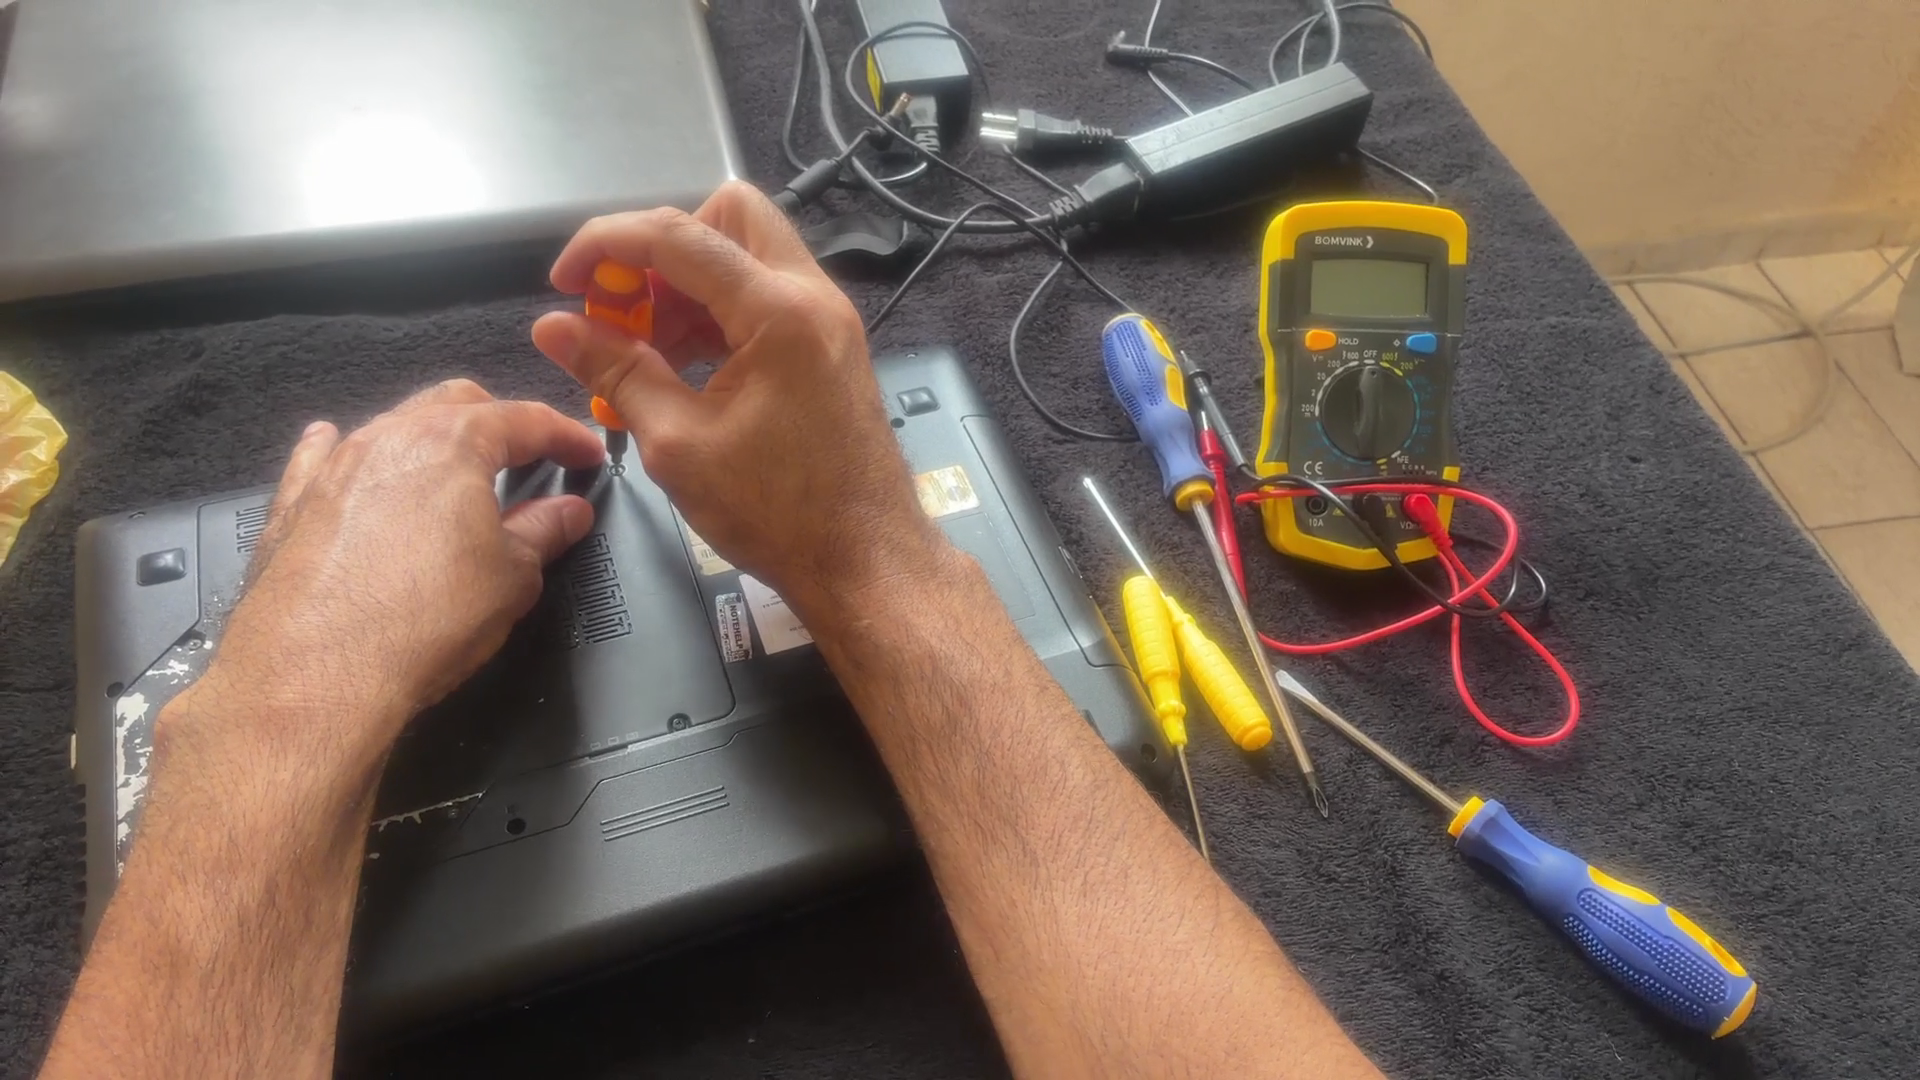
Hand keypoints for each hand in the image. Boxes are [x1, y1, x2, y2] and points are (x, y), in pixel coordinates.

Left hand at [181, 380, 603, 779]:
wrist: (315, 678)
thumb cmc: (428, 618)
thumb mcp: (515, 574)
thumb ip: (546, 530)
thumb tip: (570, 511)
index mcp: (451, 444)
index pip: (525, 420)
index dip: (568, 435)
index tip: (590, 455)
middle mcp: (387, 439)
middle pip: (456, 404)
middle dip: (504, 422)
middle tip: (537, 456)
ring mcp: (331, 469)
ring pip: (396, 425)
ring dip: (441, 439)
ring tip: (466, 467)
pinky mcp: (290, 508)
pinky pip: (326, 460)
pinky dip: (356, 453)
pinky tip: (352, 453)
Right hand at [530, 182, 947, 613]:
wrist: (866, 559)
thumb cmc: (779, 514)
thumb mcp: (680, 444)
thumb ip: (616, 372)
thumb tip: (554, 327)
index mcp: (780, 312)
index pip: (677, 234)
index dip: (605, 244)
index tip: (565, 282)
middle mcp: (816, 299)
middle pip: (732, 217)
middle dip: (665, 248)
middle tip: (627, 307)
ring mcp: (832, 325)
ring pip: (752, 260)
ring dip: (691, 288)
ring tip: (647, 352)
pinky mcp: (834, 352)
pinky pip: (771, 303)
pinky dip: (724, 317)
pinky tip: (689, 369)